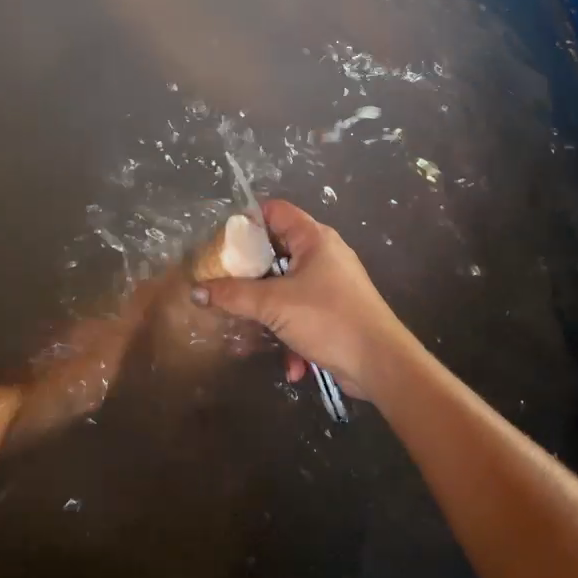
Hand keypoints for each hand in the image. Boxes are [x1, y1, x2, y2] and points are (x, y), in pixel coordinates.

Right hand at [190, 199, 411, 398]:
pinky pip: (303, 316)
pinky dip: (294, 338)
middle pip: (277, 253)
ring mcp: (332, 284)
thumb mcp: (274, 304)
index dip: (247, 221)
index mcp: (314, 238)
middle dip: (251, 277)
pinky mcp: (336, 313)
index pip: (275, 211)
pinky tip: (293, 366)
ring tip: (250, 335)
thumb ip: (233, 295)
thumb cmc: (328, 318)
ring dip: (270, 316)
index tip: (220, 245)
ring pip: (287, 290)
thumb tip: (196, 289)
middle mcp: (324, 255)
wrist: (380, 362)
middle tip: (222, 288)